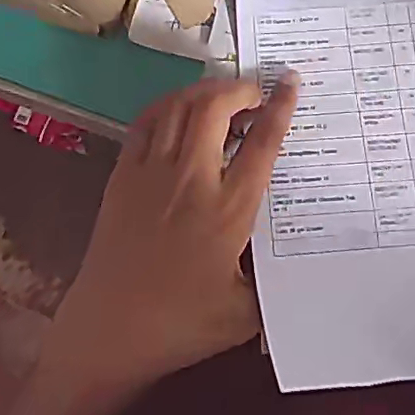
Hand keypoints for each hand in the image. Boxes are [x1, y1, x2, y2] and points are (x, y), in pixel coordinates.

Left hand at [40, 74, 299, 391]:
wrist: (109, 331)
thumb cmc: (182, 323)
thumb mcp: (247, 311)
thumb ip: (277, 276)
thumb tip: (306, 250)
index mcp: (229, 211)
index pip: (261, 144)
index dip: (280, 107)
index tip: (290, 83)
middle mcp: (192, 180)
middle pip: (215, 108)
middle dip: (240, 89)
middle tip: (255, 93)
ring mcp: (152, 172)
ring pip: (180, 106)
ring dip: (206, 91)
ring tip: (224, 96)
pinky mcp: (123, 174)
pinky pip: (147, 121)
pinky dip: (170, 104)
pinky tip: (181, 109)